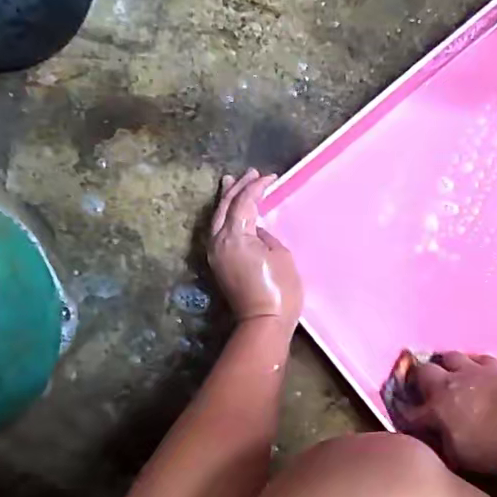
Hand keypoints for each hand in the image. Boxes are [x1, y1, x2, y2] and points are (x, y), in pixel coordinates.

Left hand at [209, 169, 301, 331]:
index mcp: (235, 236)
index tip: (271, 177)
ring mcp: (216, 253)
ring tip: (231, 184)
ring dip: (227, 200)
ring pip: (218, 218)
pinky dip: (226, 216)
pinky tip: (231, 213)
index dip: (257, 187)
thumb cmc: (279, 289)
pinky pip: (219, 231)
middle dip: (238, 188)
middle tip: (249, 174)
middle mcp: (219, 241)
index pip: (244, 202)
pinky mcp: (219, 264)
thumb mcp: (280, 255)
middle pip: (226, 206)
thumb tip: (256, 232)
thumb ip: (265, 236)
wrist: (264, 323)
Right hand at [394, 352, 496, 472]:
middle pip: (423, 371)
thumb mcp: (460, 457)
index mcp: (436, 409)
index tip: (405, 421)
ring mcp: (473, 371)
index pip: (410, 412)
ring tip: (449, 376)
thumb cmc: (494, 447)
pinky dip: (474, 366)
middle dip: (419, 380)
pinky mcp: (495, 367)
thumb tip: (432, 438)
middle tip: (423, 390)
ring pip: (449, 356)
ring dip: (445, 366)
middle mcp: (449, 384)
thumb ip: (441, 445)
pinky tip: (478, 374)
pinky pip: (478, 359)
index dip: (404, 416)